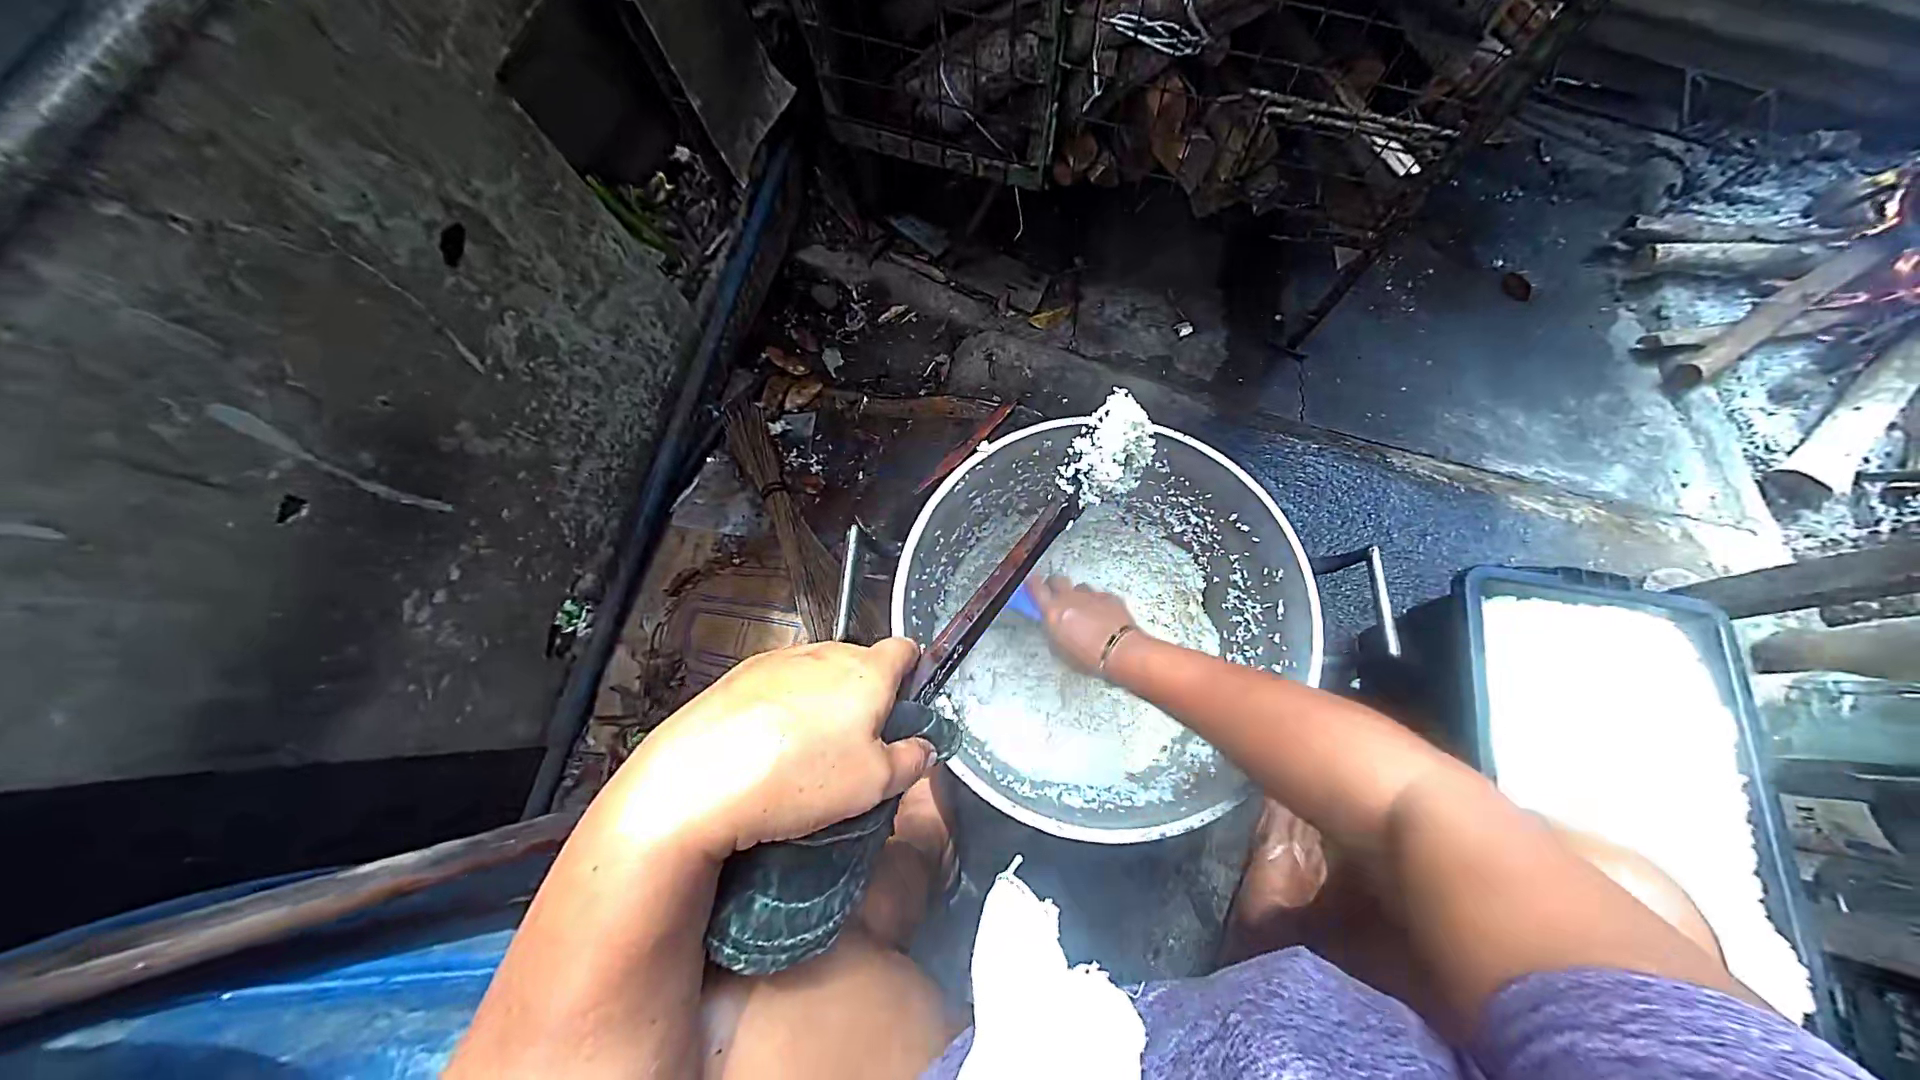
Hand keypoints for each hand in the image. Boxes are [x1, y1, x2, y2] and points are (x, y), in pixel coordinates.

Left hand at [610, 639, 934, 857]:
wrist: (695, 782)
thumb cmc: (789, 776)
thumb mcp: (873, 784)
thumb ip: (910, 760)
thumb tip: (922, 750)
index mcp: (866, 671)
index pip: (906, 650)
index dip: (914, 674)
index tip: (909, 702)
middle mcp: (824, 654)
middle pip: (861, 667)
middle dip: (866, 702)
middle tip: (860, 749)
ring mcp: (780, 662)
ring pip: (819, 679)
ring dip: (824, 708)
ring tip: (809, 759)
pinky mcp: (743, 677)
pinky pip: (780, 690)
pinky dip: (785, 714)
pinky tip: (773, 754)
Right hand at [1026, 574, 1139, 675]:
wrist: (1120, 651)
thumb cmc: (1089, 656)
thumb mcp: (1058, 649)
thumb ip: (1052, 629)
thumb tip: (1051, 623)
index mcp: (1052, 610)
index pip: (1036, 586)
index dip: (1033, 583)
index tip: (1032, 583)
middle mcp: (1070, 597)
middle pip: (1057, 579)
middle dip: (1054, 586)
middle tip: (1056, 597)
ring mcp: (1090, 595)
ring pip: (1078, 587)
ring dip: (1077, 596)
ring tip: (1082, 611)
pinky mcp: (1109, 597)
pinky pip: (1098, 595)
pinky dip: (1097, 603)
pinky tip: (1101, 617)